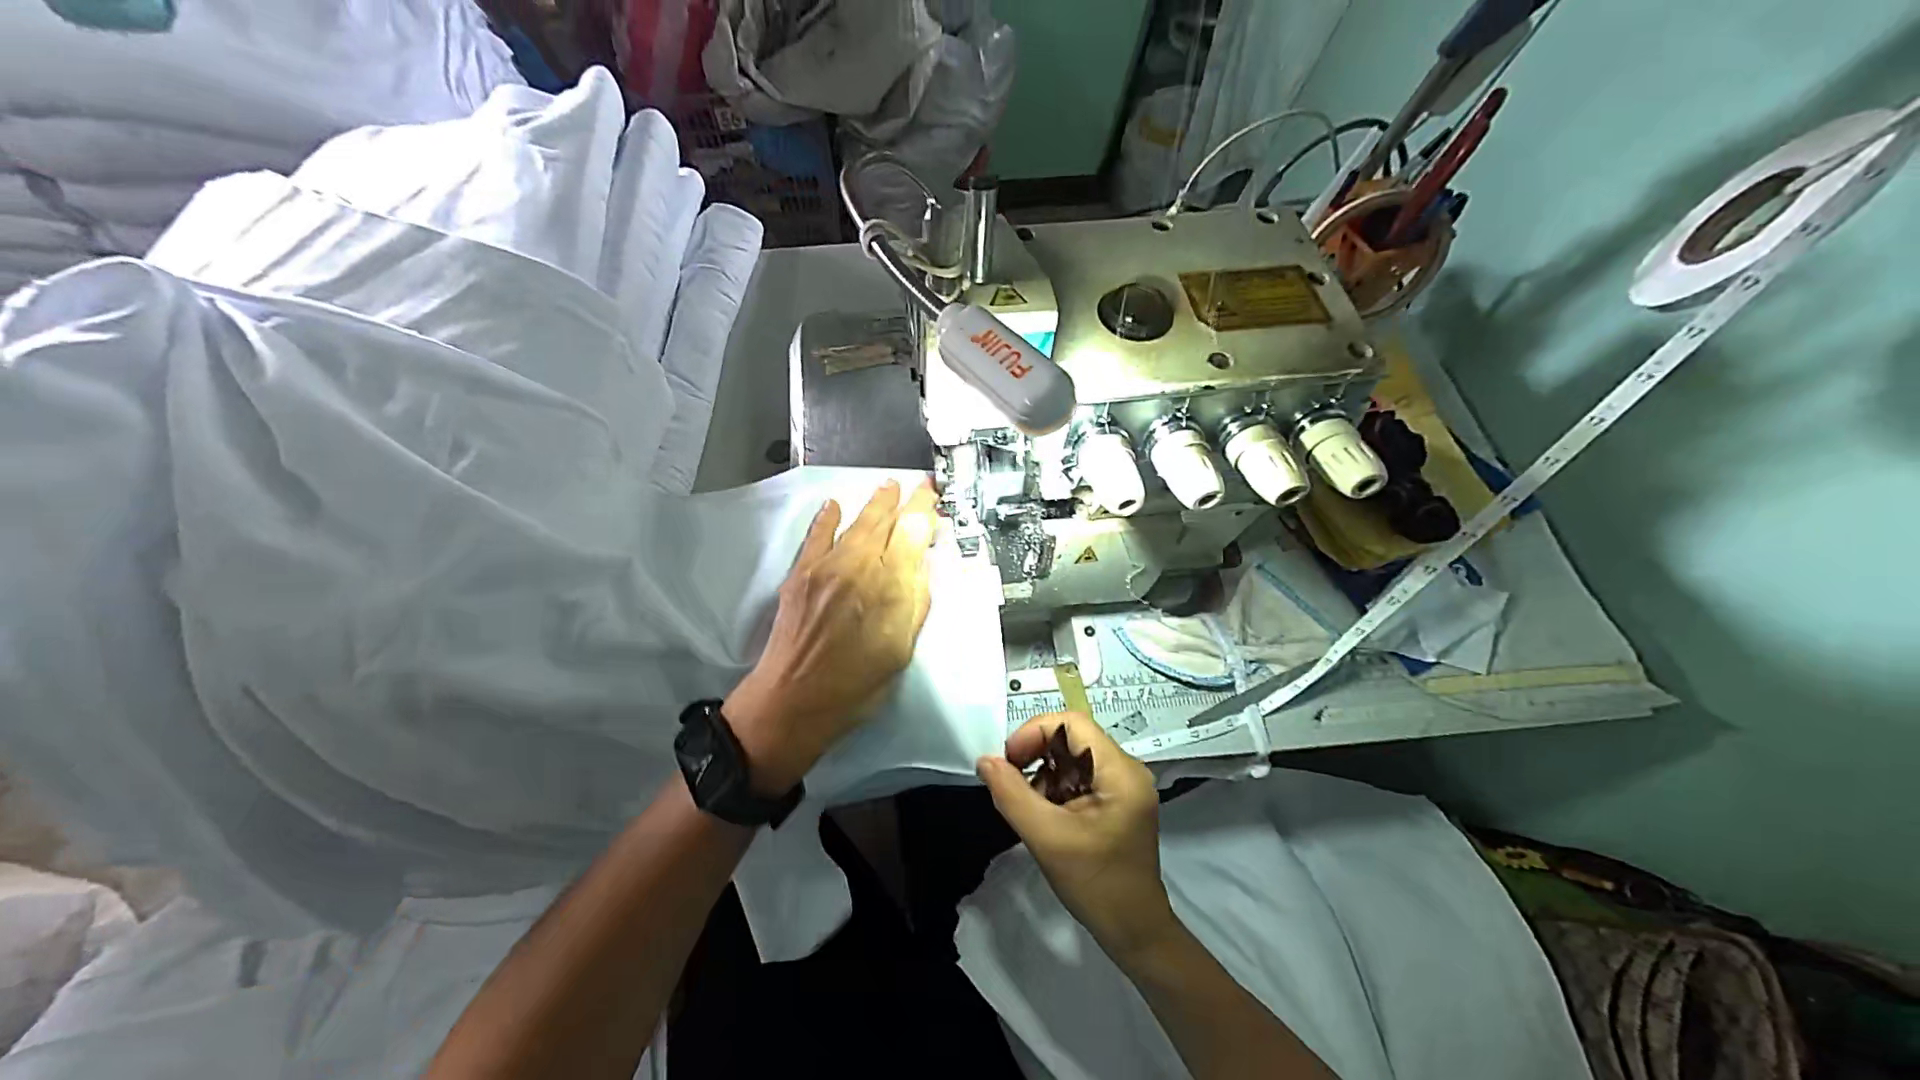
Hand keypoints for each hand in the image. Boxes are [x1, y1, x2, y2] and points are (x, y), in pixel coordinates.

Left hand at [726, 479, 937, 794]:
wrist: (794, 700)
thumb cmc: (854, 686)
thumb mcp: (902, 649)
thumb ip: (915, 603)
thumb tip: (922, 566)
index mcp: (891, 588)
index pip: (913, 533)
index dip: (925, 511)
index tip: (932, 499)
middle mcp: (859, 569)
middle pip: (885, 522)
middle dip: (902, 501)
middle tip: (915, 488)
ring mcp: (826, 568)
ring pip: (855, 524)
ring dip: (873, 504)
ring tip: (886, 489)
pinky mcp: (801, 574)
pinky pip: (816, 535)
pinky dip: (826, 518)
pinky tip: (833, 505)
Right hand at [976, 711, 1178, 959]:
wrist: (1134, 931)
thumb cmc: (1095, 883)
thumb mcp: (1047, 838)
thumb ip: (1012, 794)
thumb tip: (985, 761)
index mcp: (1120, 772)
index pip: (1072, 723)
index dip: (1034, 733)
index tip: (1009, 763)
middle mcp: (1126, 770)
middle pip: (1072, 737)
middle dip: (1036, 755)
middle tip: (1011, 783)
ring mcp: (1123, 787)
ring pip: (1072, 757)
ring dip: (1043, 774)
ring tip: (1030, 806)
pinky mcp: (1116, 802)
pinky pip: (1078, 777)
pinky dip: (1055, 788)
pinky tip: (1044, 815)